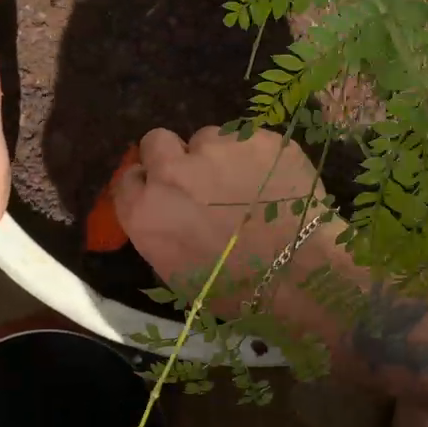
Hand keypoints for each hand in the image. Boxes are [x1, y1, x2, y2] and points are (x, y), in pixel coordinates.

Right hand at [111, 127, 334, 314]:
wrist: (301, 272)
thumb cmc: (236, 289)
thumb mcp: (177, 274)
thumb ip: (160, 233)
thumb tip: (165, 216)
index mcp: (146, 210)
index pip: (127, 179)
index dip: (146, 185)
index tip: (162, 195)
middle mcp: (172, 171)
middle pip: (156, 141)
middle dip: (171, 155)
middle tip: (196, 178)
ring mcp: (216, 148)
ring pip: (208, 137)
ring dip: (218, 156)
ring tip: (245, 183)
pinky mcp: (256, 138)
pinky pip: (249, 140)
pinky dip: (257, 157)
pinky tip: (274, 181)